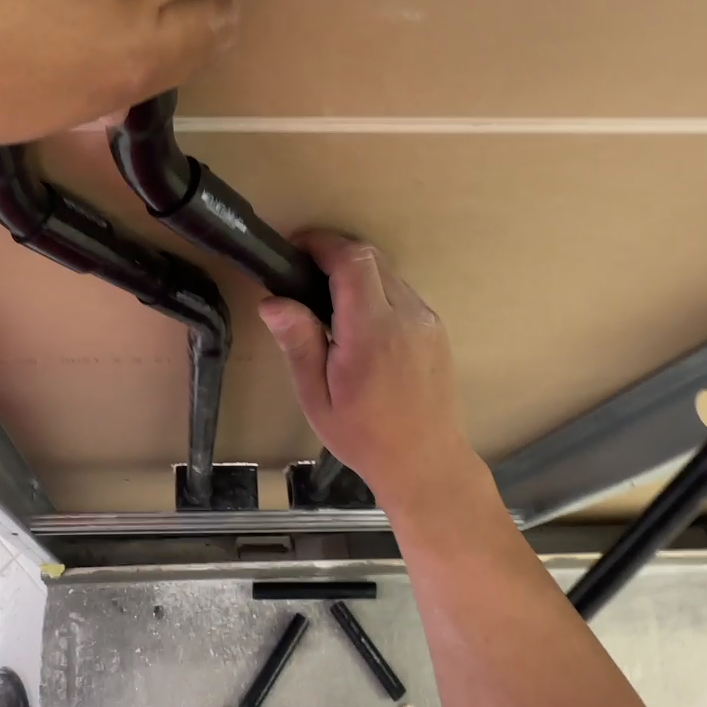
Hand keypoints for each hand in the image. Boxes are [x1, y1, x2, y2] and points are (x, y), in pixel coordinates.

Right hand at [258, 232, 477, 507]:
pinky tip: (356, 320)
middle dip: (334, 253)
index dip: (322, 243)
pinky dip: (374, 290)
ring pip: (387, 272)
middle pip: (370, 257)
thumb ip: (299, 343)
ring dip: (355, 272)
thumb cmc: (364, 437)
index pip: (352, 261)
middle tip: (302, 271)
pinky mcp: (434, 328)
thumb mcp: (317, 397)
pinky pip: (401, 292)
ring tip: (325, 298)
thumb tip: (272, 301)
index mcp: (372, 333)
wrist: (427, 463)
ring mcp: (426, 320)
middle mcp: (406, 317)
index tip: (295, 247)